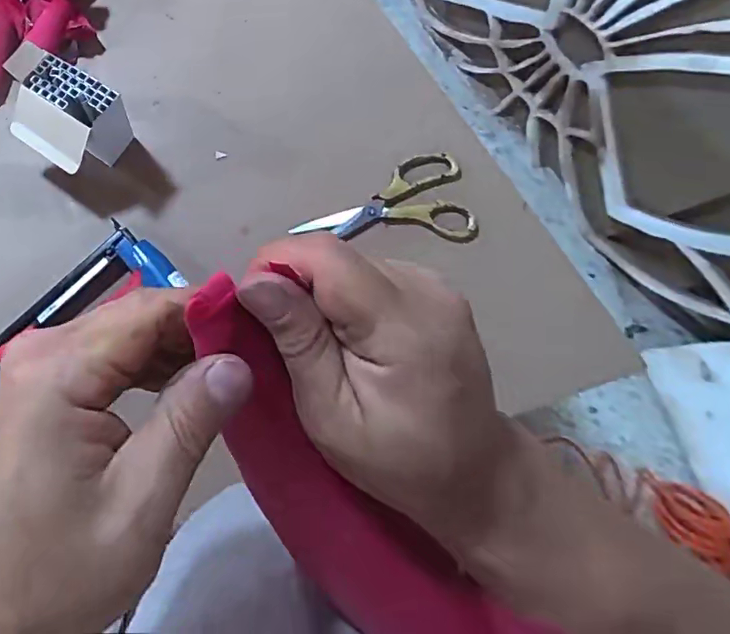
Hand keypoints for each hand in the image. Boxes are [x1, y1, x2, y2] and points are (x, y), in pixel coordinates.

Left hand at [0, 288, 252, 633]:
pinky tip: (177, 383)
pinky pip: (99, 354)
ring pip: (117, 332)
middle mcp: (38, 349)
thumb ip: (187, 422)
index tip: (254, 323)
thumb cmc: (63, 568)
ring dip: (168, 346)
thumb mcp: (139, 504)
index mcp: (55, 369)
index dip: (201, 308)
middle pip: (129, 316)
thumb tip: (237, 361)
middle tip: (247, 350)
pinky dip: (141, 363)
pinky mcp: (38, 382)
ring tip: (223, 368)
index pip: (142, 311)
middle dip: (189, 328)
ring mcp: (33, 363)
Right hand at [235, 234, 519, 546]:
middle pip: (332, 253)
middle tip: (276, 331)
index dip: (275, 265)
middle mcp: (422, 285)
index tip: (252, 307)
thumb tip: (253, 281)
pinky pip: (363, 269)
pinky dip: (339, 291)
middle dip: (290, 279)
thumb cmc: (398, 460)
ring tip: (313, 337)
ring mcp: (431, 281)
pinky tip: (344, 331)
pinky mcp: (429, 284)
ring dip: (314, 287)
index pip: (323, 255)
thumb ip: (297, 341)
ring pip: (344, 258)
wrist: (477, 476)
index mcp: (403, 320)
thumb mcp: (331, 414)